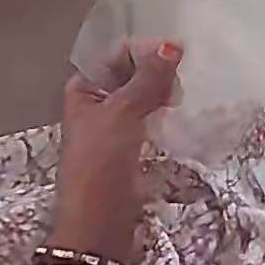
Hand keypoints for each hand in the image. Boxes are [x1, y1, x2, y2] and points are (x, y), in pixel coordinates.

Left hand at [53, 39, 181, 256]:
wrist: (101, 218)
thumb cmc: (101, 161)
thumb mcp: (123, 112)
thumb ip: (149, 78)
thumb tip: (173, 45)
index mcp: (84, 88)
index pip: (116, 53)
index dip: (144, 49)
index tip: (175, 53)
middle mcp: (99, 100)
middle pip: (134, 71)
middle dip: (158, 69)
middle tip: (179, 79)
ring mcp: (118, 121)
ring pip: (146, 92)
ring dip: (165, 89)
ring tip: (180, 96)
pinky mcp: (135, 139)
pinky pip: (154, 112)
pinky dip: (167, 107)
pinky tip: (180, 108)